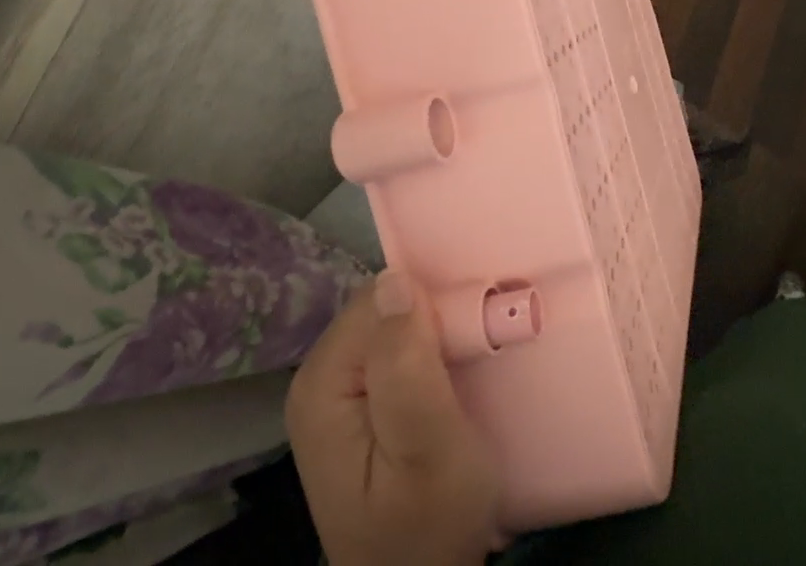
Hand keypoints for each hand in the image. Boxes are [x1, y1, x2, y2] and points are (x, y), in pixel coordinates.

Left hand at [285, 271, 503, 565]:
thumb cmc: (429, 526)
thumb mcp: (428, 450)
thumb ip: (408, 368)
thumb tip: (395, 280)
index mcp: (324, 385)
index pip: (378, 303)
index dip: (431, 307)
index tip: (477, 335)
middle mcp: (321, 381)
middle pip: (385, 311)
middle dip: (439, 319)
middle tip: (484, 352)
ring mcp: (340, 396)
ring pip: (397, 330)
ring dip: (442, 337)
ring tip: (478, 365)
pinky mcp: (364, 409)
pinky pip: (401, 355)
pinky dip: (437, 357)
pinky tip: (459, 379)